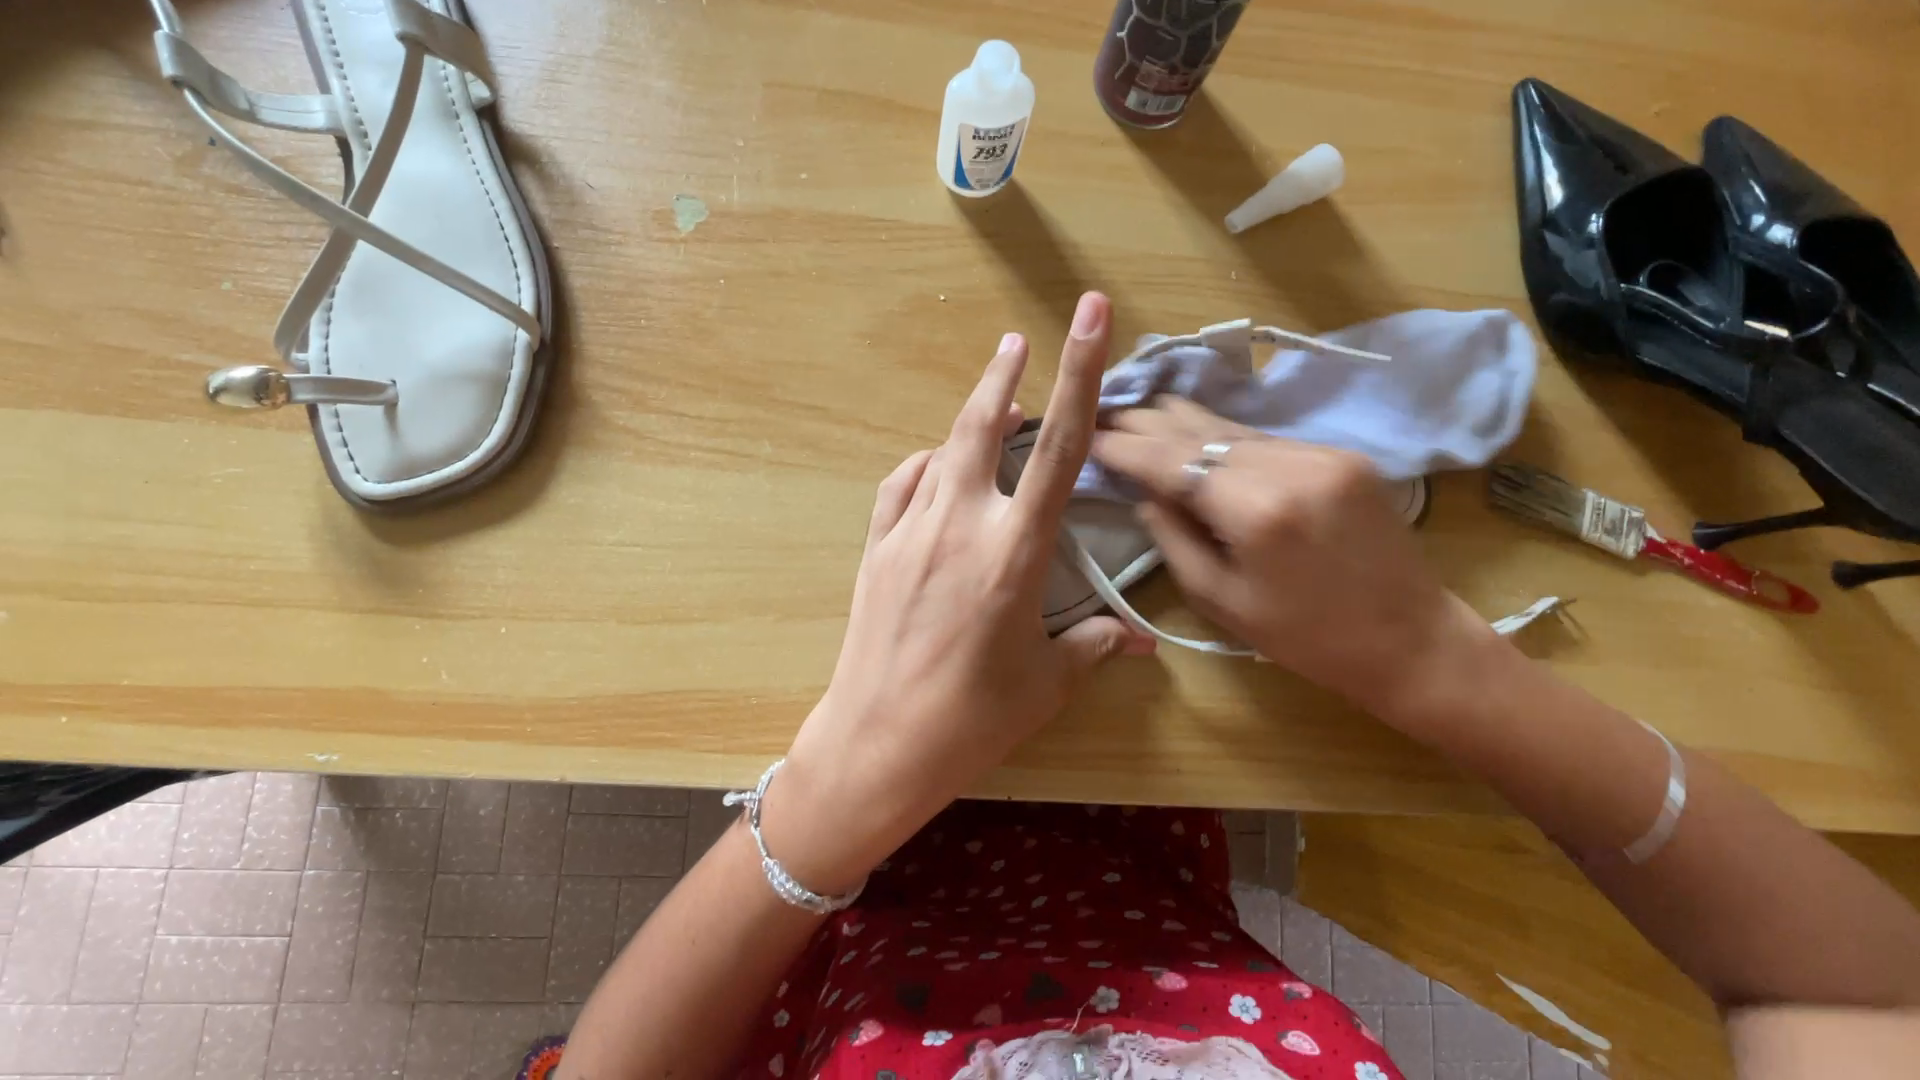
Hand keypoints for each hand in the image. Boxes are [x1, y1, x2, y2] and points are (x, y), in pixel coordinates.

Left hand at [762, 292, 1154, 892]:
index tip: (1087, 316)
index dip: (1079, 374)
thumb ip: (1093, 647)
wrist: (878, 743)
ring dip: (969, 424)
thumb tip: (1139, 641)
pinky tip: (938, 469)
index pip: (1059, 447)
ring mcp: (909, 533)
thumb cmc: (973, 719)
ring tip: (995, 414)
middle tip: (1019, 342)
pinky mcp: (875, 550)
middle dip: (1002, 376)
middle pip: (983, 427)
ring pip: (941, 453)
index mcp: (1015, 552)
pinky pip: (901, 487)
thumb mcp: (1045, 684)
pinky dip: (925, 466)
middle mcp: (961, 525)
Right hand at [1090, 398, 1495, 716]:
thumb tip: (1147, 494)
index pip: (1173, 462)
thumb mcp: (1220, 600)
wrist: (1407, 639)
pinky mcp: (1343, 455)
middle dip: (1149, 422)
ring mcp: (1323, 455)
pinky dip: (1226, 437)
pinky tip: (1198, 431)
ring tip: (1142, 409)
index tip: (1089, 436)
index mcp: (1257, 512)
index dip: (1127, 447)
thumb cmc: (1304, 637)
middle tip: (1105, 412)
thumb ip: (1174, 539)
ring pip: (1236, 428)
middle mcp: (1291, 467)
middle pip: (1202, 432)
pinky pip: (1267, 440)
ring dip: (1185, 421)